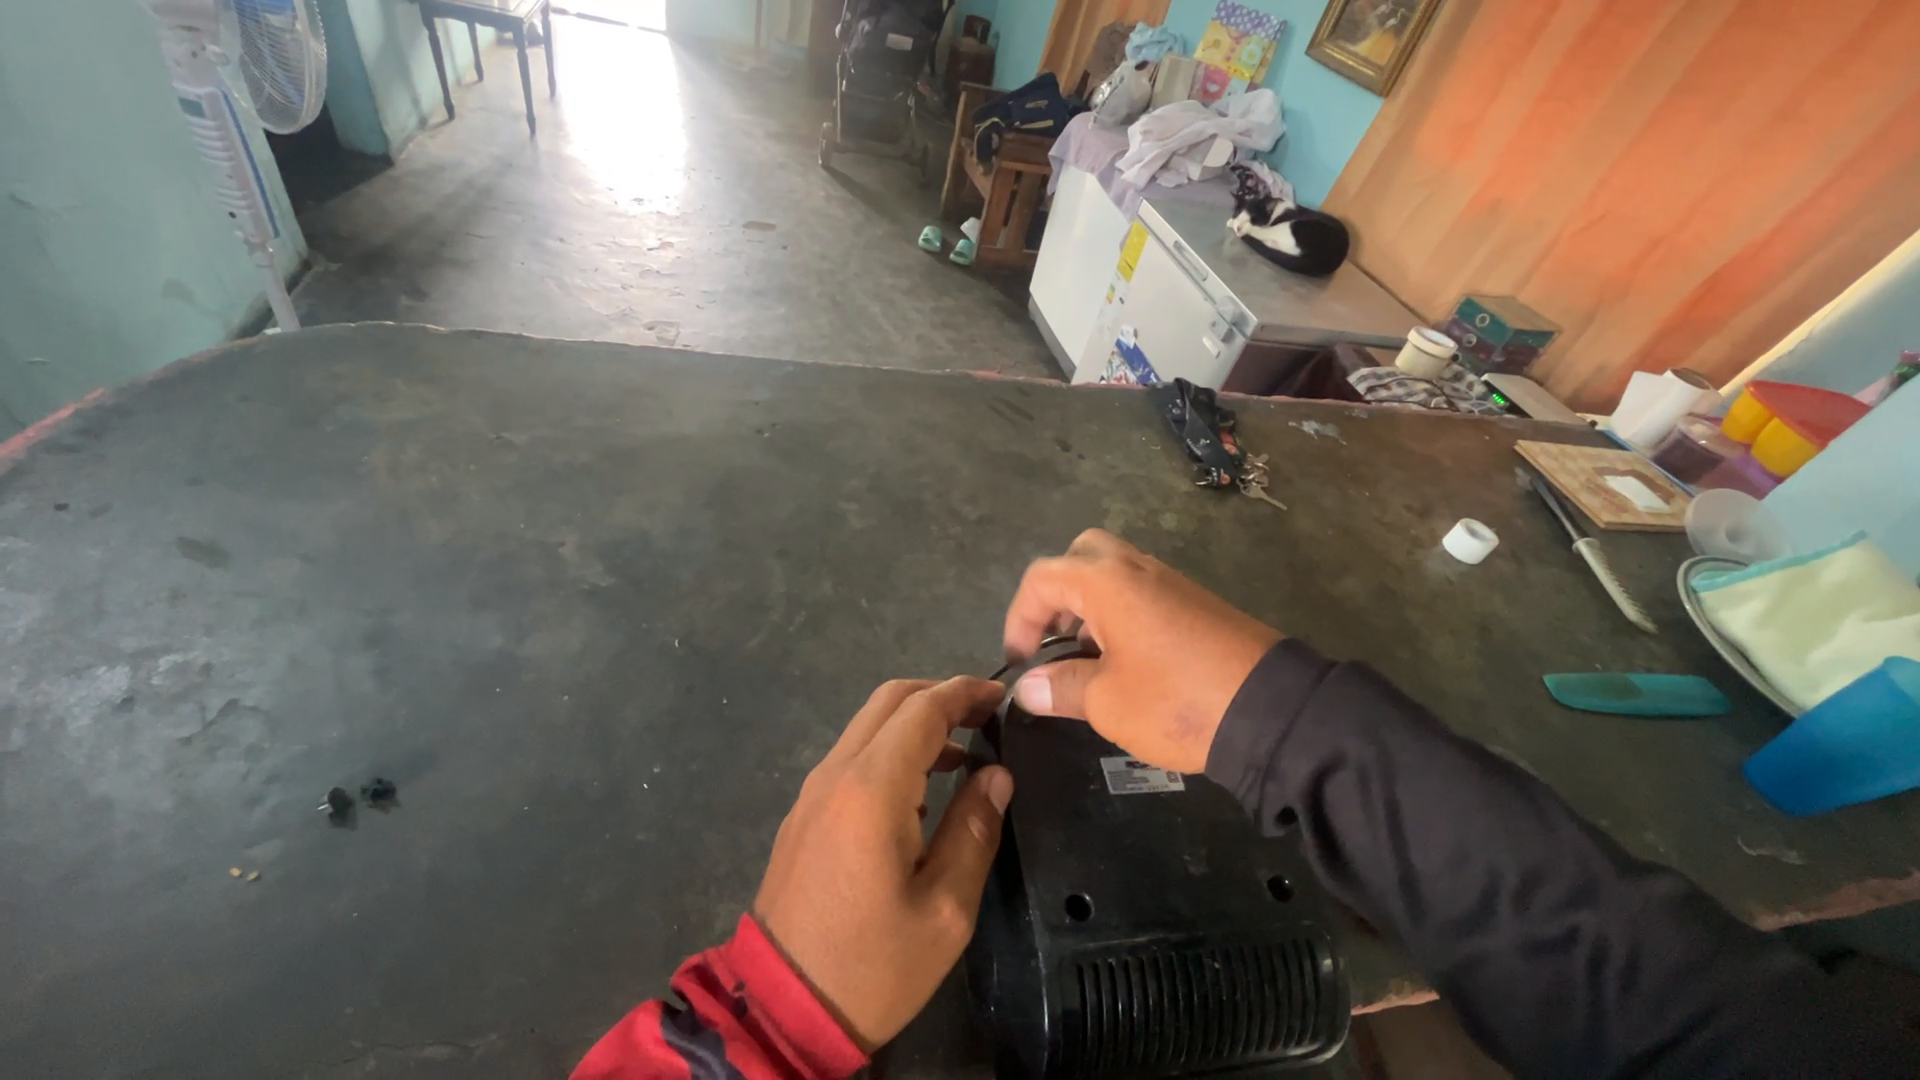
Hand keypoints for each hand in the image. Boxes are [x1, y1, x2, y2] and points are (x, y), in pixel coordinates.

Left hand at [753, 677, 1013, 1051]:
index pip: (924, 709)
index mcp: (872, 788)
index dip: (966, 693)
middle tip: (987, 716)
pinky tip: (923, 788)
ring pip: (868, 725)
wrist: (781, 1009)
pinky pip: (853, 756)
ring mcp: (814, 790)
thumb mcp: (945, 909)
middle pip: (890, 701)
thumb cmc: (873, 964)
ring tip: (966, 751)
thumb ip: (974, 829)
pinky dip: (892, 748)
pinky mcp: (805, 812)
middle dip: (941, 695)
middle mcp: (837, 773)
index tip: (1003, 696)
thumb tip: (996, 774)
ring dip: (916, 722)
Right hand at [1004, 529, 1280, 772]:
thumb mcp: (1107, 702)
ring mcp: (1171, 583)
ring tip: (1088, 659)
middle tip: (1056, 638)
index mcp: (1106, 582)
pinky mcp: (1196, 604)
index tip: (1021, 663)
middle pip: (1081, 556)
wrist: (1272, 711)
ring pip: (1114, 574)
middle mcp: (1137, 568)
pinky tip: (1128, 663)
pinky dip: (1121, 616)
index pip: (1042, 578)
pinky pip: (1143, 594)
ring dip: (1090, 607)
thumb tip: (1027, 688)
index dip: (1020, 618)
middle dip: (1057, 595)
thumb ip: (1060, 688)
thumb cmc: (1176, 700)